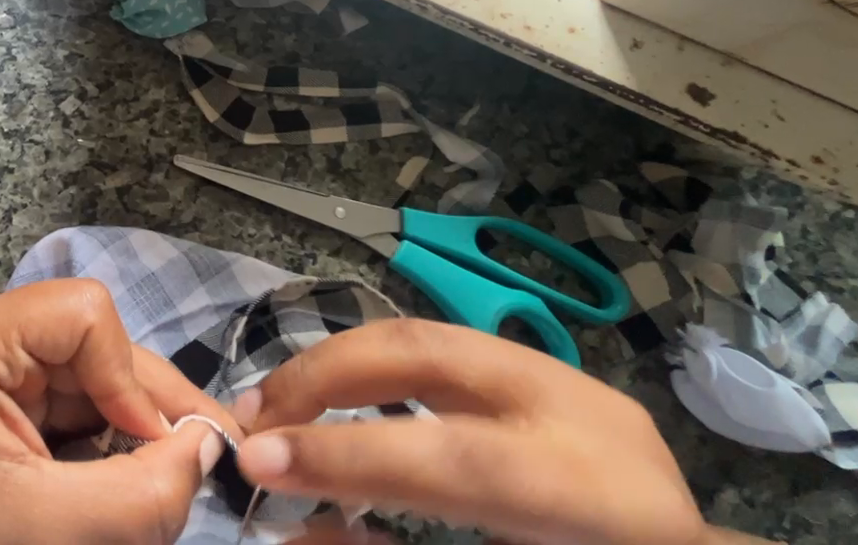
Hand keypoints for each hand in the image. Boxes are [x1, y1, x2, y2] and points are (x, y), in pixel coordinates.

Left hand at [0, 278, 239, 544]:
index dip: (132, 378)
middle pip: (90, 342)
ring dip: (128, 430)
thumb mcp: (42, 530)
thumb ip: (138, 494)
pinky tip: (120, 481)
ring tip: (165, 485)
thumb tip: (205, 449)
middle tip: (205, 469)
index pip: (81, 312)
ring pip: (86, 373)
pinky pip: (64, 399)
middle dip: (145, 408)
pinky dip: (99, 441)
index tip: (159, 453)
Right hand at [231, 319, 718, 544]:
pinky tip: (324, 392)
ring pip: (420, 333)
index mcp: (605, 499)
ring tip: (272, 401)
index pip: (460, 463)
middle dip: (324, 378)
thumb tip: (288, 534)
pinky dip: (362, 365)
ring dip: (330, 362)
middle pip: (428, 356)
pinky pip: (427, 348)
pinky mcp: (535, 370)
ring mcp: (563, 380)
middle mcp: (586, 416)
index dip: (350, 457)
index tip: (257, 463)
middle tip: (251, 417)